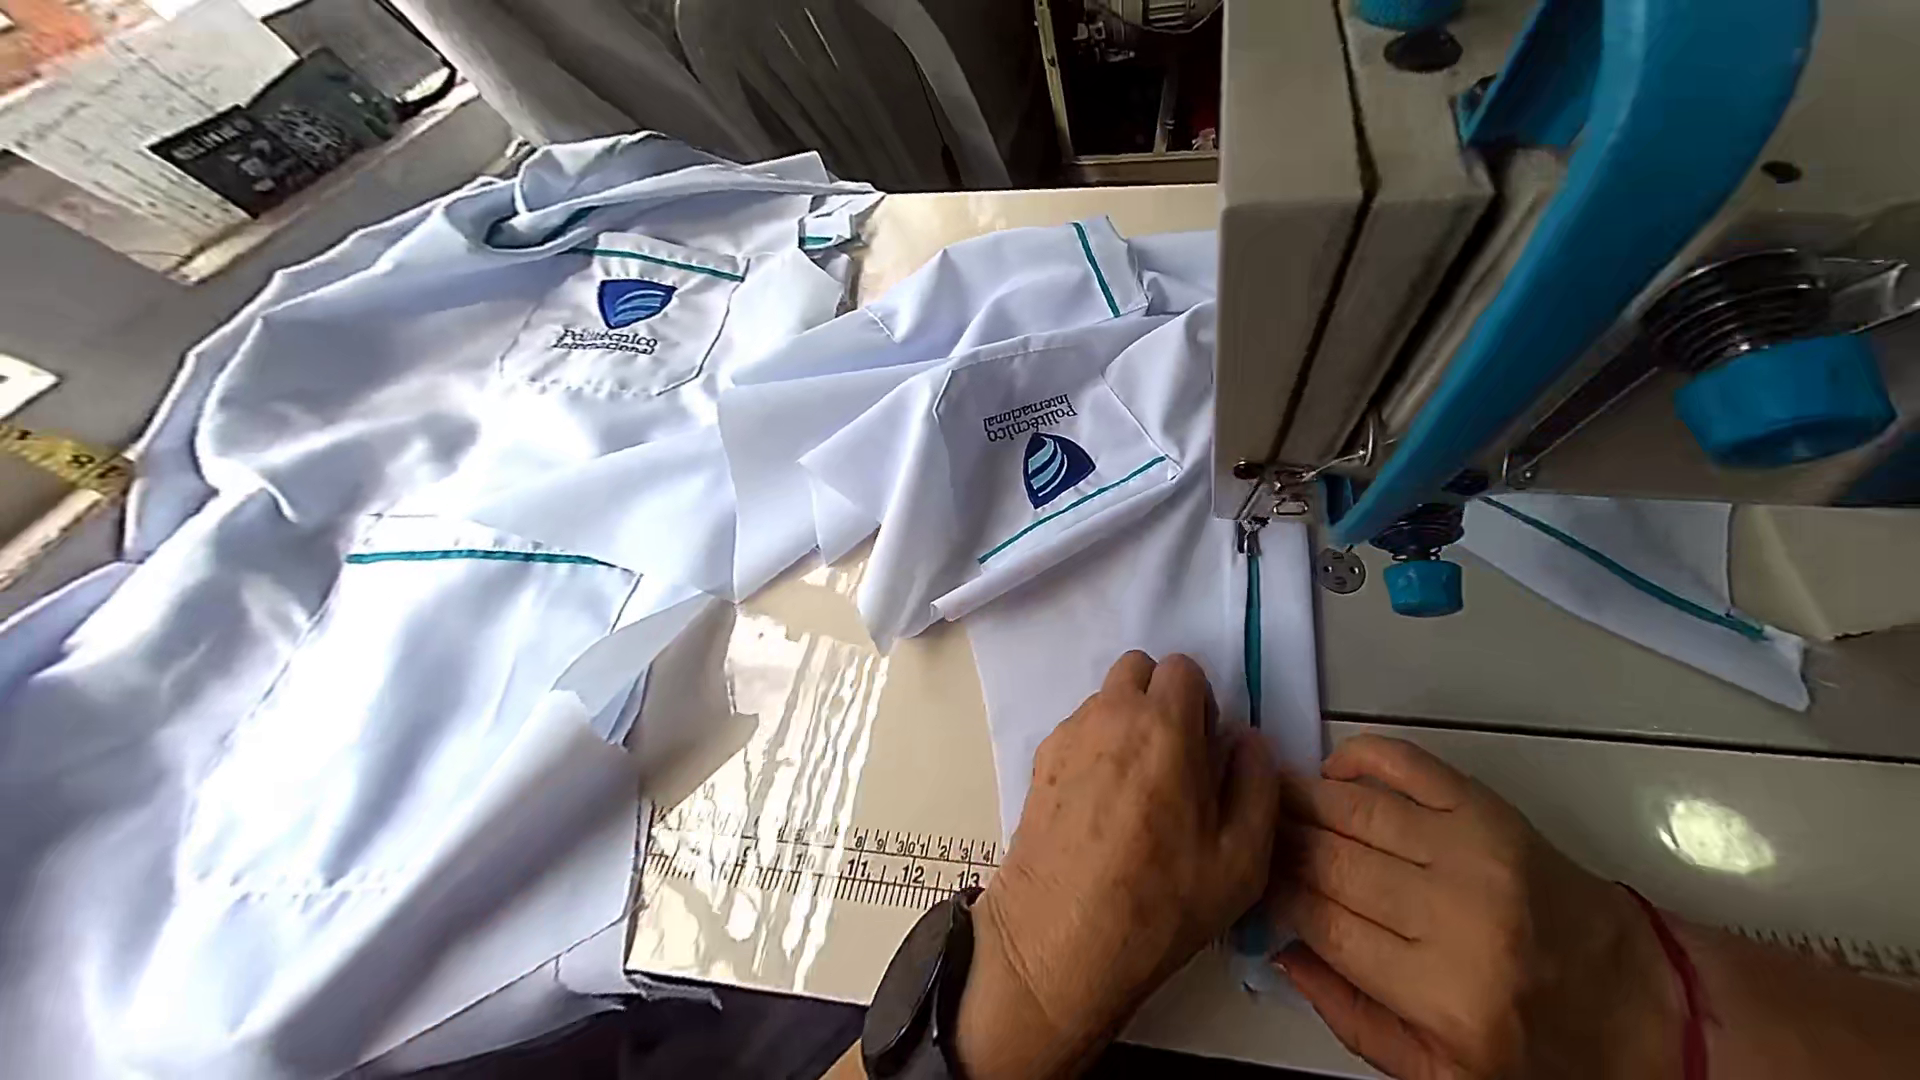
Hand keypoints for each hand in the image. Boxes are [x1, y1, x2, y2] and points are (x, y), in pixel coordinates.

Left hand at [955, 651, 1280, 1078]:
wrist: (1059, 934)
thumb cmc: (1159, 901)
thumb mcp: (1241, 860)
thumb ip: (1255, 784)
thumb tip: (1247, 739)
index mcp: (1163, 727)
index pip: (1182, 667)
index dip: (1200, 699)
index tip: (1202, 744)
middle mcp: (1110, 715)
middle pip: (1136, 668)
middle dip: (1159, 696)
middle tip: (1171, 752)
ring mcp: (1068, 732)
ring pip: (1105, 698)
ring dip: (1125, 720)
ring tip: (1133, 785)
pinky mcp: (1041, 757)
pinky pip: (1078, 728)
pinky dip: (1095, 743)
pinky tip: (1098, 801)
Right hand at [1272, 735, 1681, 1079]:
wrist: (1646, 1005)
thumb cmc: (1535, 1046)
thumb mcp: (1441, 1074)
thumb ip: (1348, 1014)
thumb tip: (1274, 942)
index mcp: (1446, 996)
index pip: (1316, 919)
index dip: (1269, 891)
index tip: (1251, 879)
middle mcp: (1458, 916)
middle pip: (1323, 855)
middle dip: (1274, 841)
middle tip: (1253, 836)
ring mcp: (1473, 850)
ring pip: (1347, 805)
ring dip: (1295, 796)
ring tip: (1276, 802)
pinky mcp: (1487, 808)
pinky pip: (1399, 759)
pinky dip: (1353, 756)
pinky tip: (1333, 774)